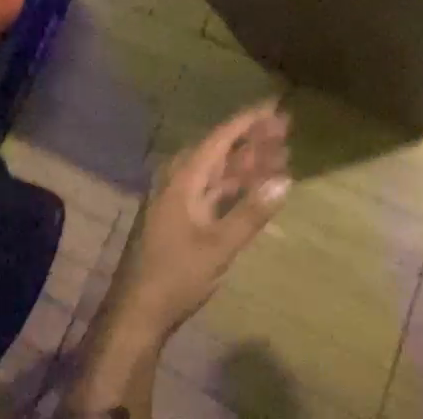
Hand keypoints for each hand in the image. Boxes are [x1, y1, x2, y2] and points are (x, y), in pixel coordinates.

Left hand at [114, 101, 291, 334]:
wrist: (137, 315)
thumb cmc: (176, 276)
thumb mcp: (219, 247)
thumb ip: (251, 213)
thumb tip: (285, 181)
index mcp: (183, 179)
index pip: (220, 137)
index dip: (249, 121)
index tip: (275, 108)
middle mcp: (178, 181)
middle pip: (220, 150)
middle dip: (253, 140)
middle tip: (285, 130)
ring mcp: (178, 200)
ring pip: (218, 172)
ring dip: (247, 164)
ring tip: (281, 157)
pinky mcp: (181, 219)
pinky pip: (213, 190)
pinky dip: (235, 186)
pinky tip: (257, 189)